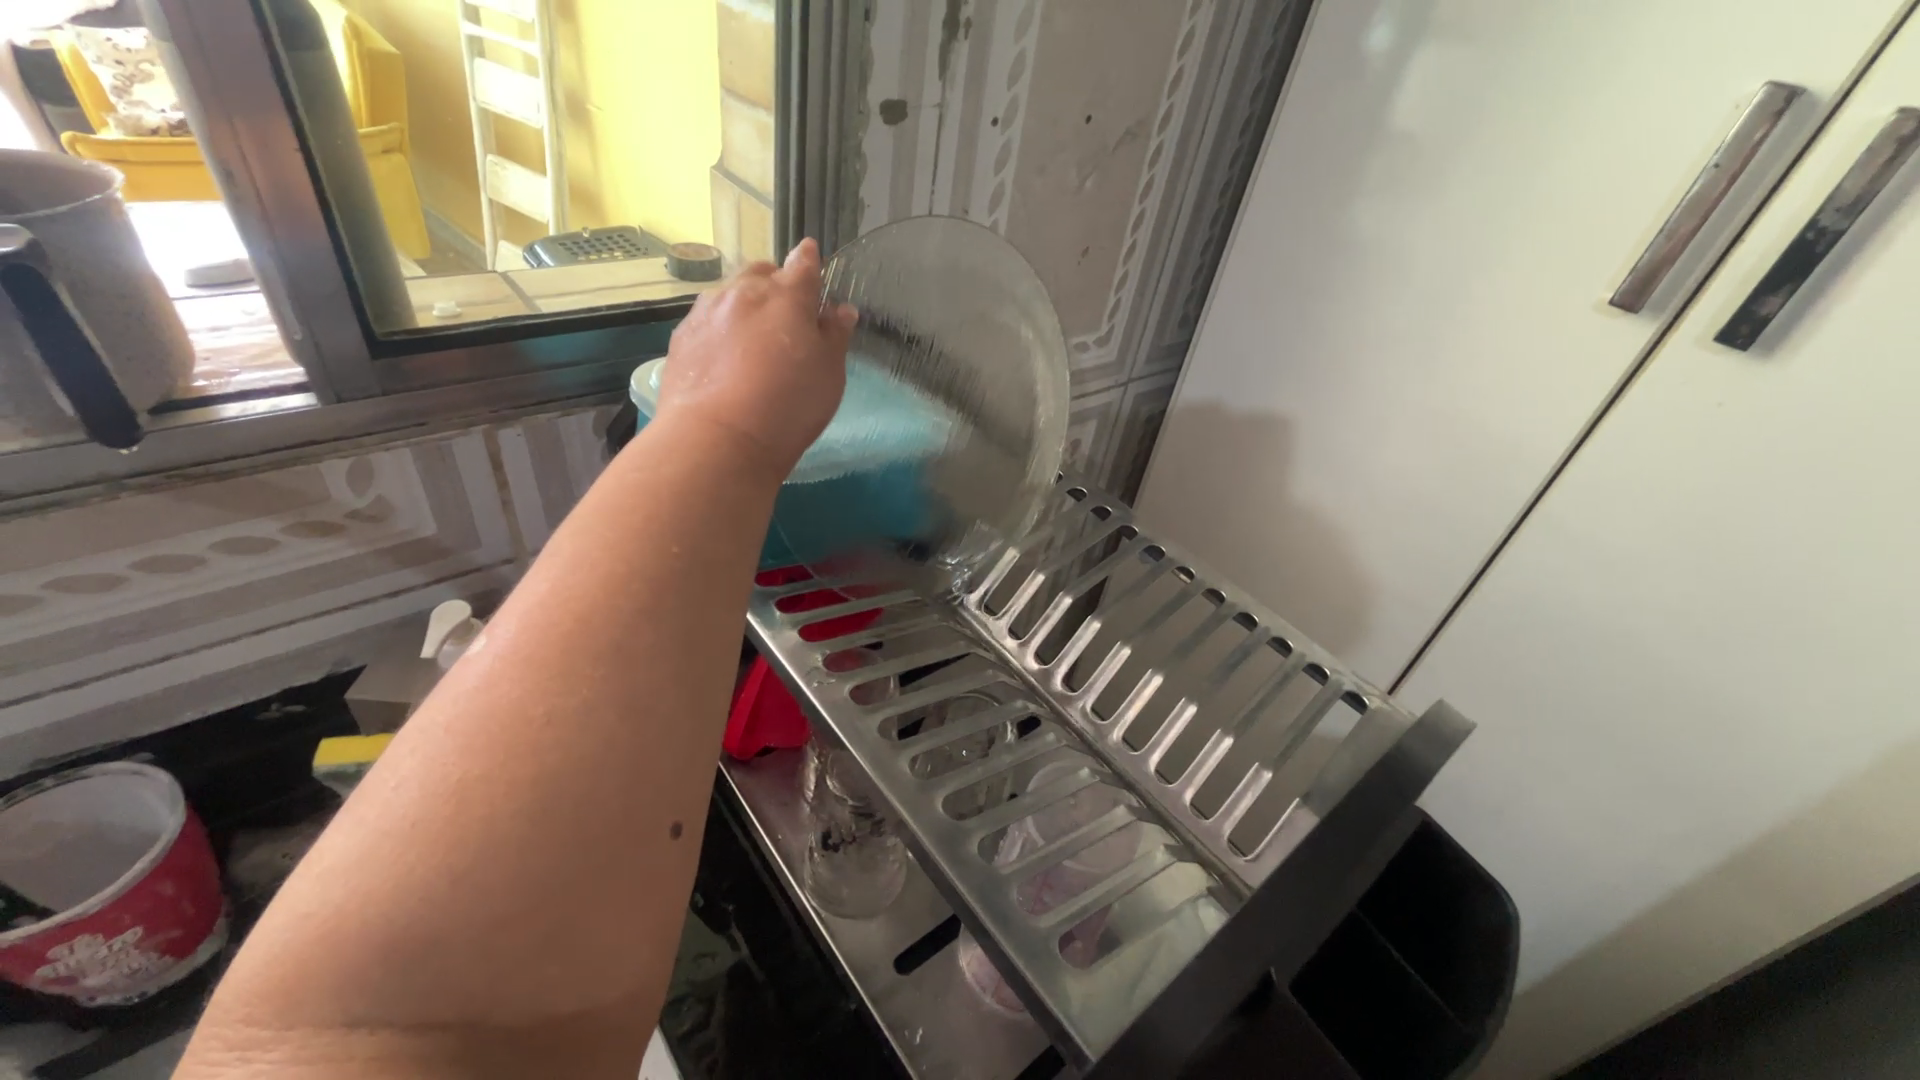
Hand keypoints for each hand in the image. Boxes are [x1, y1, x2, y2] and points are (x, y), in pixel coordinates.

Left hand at [656, 238, 857, 477]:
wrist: (718, 440)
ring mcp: (706, 312)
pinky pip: (707, 320)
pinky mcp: (681, 338)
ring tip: (752, 339)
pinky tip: (724, 359)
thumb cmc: (788, 406)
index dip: (811, 261)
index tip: (813, 261)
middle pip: (761, 271)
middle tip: (786, 313)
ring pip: (730, 293)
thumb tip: (840, 309)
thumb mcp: (829, 375)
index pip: (803, 263)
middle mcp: (743, 292)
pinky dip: (720, 329)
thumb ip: (835, 336)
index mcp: (787, 295)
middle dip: (775, 282)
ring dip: (744, 304)